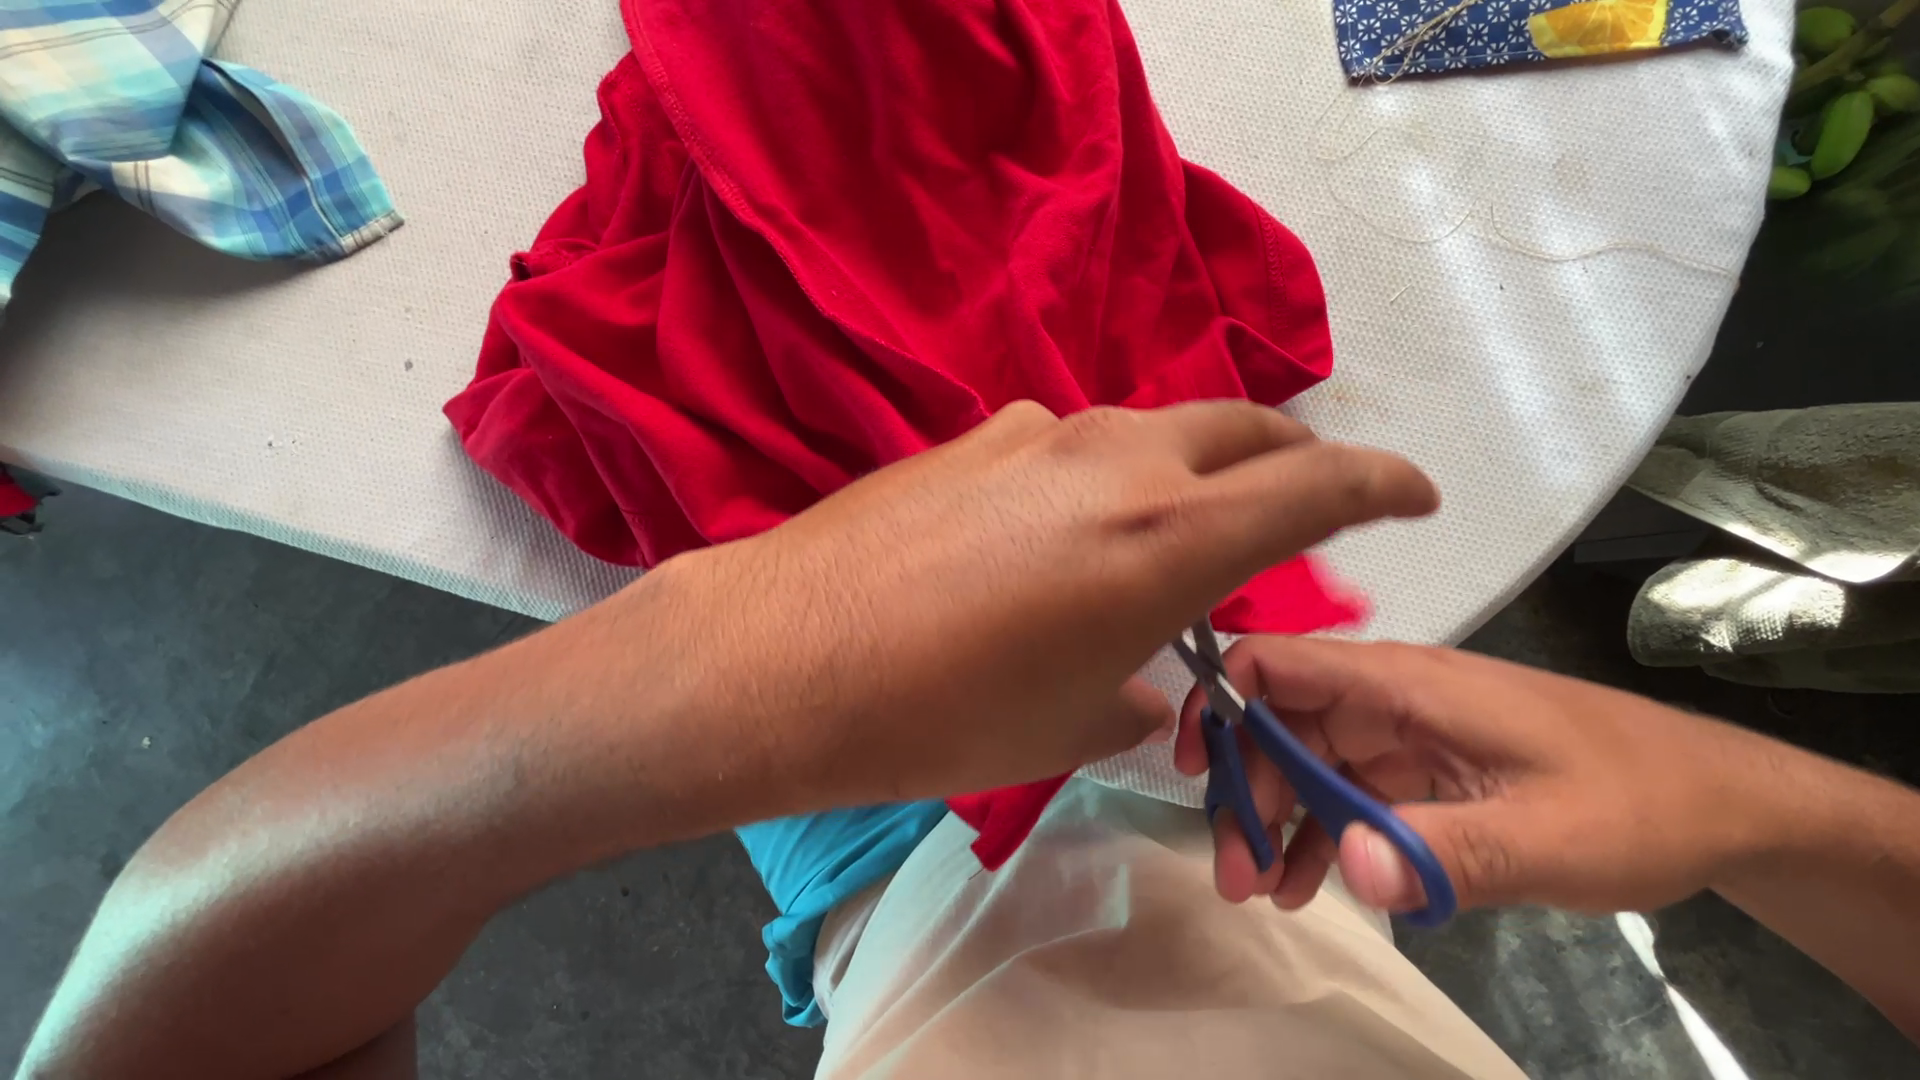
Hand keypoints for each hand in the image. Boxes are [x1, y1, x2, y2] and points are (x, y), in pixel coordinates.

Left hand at [628, 400, 1436, 811]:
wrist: (785, 659)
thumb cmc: (939, 716)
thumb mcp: (1069, 724)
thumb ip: (1136, 683)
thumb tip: (1144, 673)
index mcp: (1168, 535)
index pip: (1317, 484)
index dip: (1383, 484)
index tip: (1415, 495)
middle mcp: (1116, 460)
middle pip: (1242, 428)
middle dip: (1292, 457)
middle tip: (1306, 498)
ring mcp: (1037, 436)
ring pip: (1152, 431)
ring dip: (1187, 467)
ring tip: (1172, 527)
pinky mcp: (973, 438)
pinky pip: (1069, 445)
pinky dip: (1099, 477)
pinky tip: (1057, 528)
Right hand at [1173, 638, 1799, 914]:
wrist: (1723, 805)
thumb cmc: (1636, 799)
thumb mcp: (1550, 837)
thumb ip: (1446, 852)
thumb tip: (1343, 866)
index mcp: (1401, 682)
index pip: (1277, 662)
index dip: (1219, 700)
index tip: (1190, 766)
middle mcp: (1383, 698)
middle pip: (1276, 726)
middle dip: (1244, 792)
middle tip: (1235, 873)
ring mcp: (1395, 734)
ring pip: (1301, 764)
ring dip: (1272, 821)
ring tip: (1259, 890)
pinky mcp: (1412, 769)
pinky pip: (1342, 795)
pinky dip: (1316, 836)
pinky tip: (1306, 885)